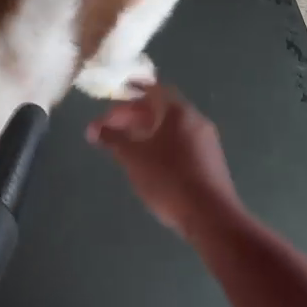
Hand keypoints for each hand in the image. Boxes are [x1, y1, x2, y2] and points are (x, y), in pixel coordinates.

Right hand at [87, 82, 241, 235]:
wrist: (211, 217)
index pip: (151, 90)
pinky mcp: (210, 162)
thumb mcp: (132, 157)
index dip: (130, 91)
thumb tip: (94, 128)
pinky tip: (148, 163)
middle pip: (160, 109)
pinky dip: (161, 145)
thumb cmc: (168, 178)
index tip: (115, 94)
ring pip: (170, 128)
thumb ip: (112, 138)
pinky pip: (181, 143)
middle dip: (132, 116)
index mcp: (178, 111)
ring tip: (125, 147)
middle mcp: (195, 120)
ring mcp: (206, 141)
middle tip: (110, 128)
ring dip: (146, 132)